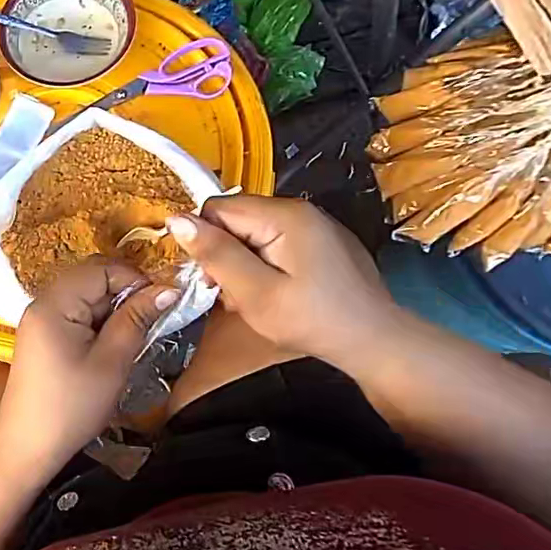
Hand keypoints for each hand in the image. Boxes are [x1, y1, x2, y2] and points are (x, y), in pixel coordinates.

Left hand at [0, 261, 176, 467]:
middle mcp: (44, 303)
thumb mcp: (112, 362)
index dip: (135, 279)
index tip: (161, 302)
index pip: (101, 269)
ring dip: (115, 309)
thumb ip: (138, 319)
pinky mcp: (45, 336)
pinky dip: (101, 322)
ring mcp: (42, 320)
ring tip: (135, 335)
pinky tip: (114, 345)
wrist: (27, 447)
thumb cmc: (71, 407)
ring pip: (88, 296)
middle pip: (92, 278)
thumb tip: (169, 287)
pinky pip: (78, 314)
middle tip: (152, 319)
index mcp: (55, 304)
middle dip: (126, 292)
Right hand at [166, 194, 402, 365]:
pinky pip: (277, 245)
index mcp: (284, 215)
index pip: (217, 208)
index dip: (206, 243)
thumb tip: (176, 220)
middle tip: (238, 297)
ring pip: (254, 235)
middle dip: (226, 257)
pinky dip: (266, 269)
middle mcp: (300, 210)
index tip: (214, 280)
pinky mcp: (321, 244)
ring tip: (259, 301)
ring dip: (245, 267)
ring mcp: (314, 226)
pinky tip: (278, 296)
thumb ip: (216, 255)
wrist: (374, 341)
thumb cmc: (315, 321)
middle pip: (236, 220)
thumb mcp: (256, 294)